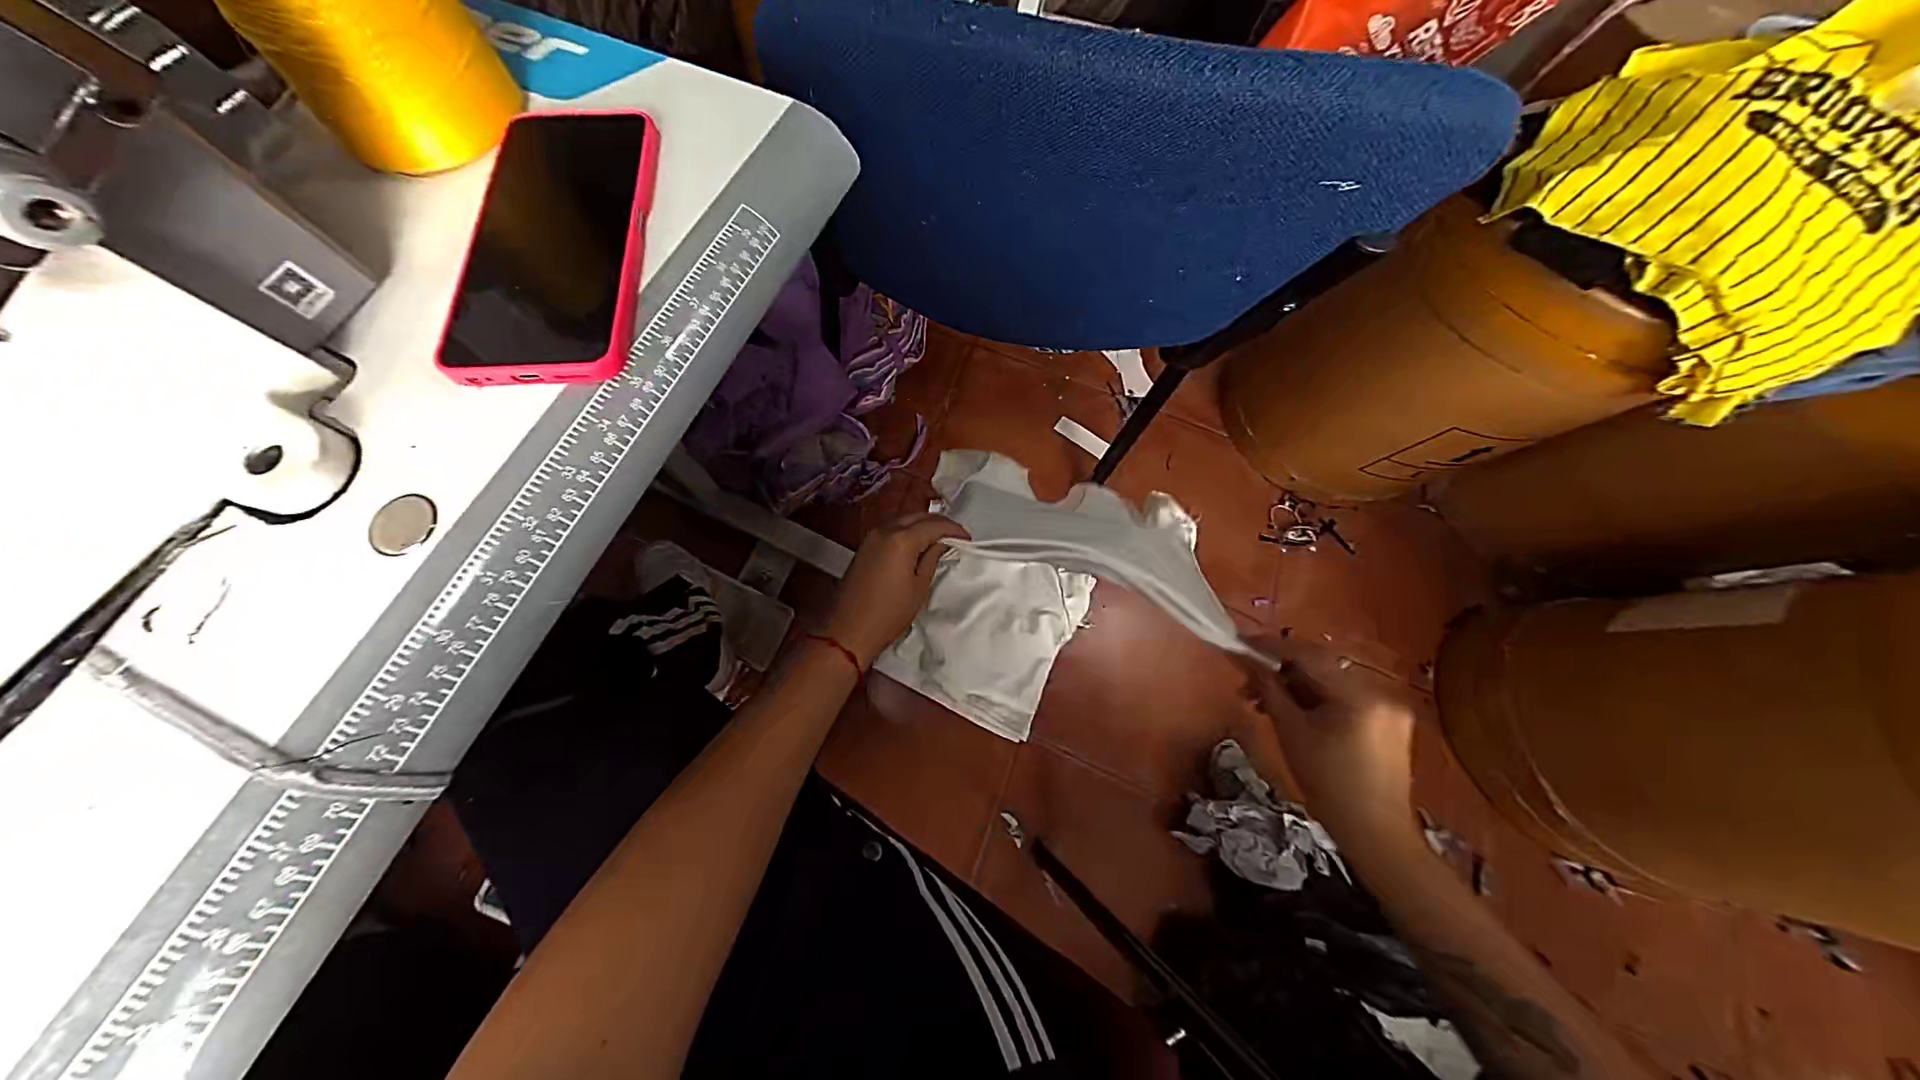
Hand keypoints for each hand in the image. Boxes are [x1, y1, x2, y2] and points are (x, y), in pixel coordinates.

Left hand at [822, 513, 969, 667]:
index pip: (934, 525)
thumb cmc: (889, 613)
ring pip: (903, 520)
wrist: (849, 630)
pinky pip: (891, 529)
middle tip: (955, 536)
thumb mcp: (919, 587)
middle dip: (938, 523)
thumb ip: (932, 559)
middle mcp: (884, 531)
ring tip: (939, 538)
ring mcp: (871, 538)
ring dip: (922, 525)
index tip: (967, 539)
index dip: (953, 530)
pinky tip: (917, 543)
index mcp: (901, 540)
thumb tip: (941, 544)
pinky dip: (907, 531)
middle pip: (917, 517)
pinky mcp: (864, 547)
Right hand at [1236, 637, 1417, 846]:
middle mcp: (1380, 693)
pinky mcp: (1388, 722)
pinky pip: (1344, 699)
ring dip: (1296, 686)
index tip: (1240, 642)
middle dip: (1281, 669)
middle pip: (1321, 667)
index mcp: (1359, 696)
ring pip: (1331, 683)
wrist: (1375, 833)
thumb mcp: (1291, 732)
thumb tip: (1246, 660)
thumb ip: (1269, 689)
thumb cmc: (1327, 785)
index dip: (1271, 646)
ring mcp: (1388, 708)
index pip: (1309, 655)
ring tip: (1264, 701)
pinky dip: (1316, 700)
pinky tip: (1293, 713)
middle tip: (1247, 678)